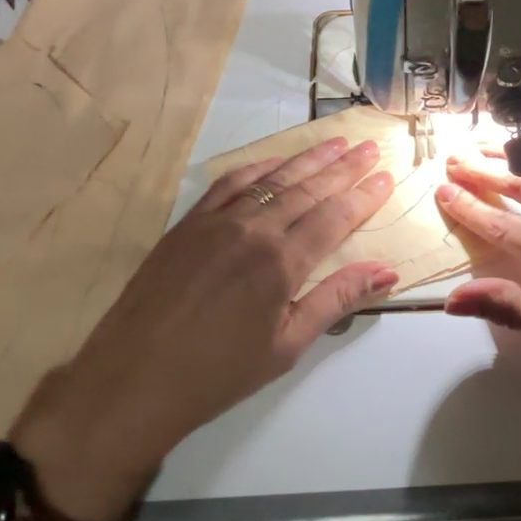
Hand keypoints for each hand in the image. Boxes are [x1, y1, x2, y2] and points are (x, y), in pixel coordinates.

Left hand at [10, 137, 396, 520]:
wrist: (133, 377)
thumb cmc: (218, 373)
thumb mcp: (287, 346)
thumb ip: (336, 300)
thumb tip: (386, 271)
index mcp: (282, 263)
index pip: (335, 218)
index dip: (363, 196)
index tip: (386, 177)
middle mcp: (254, 229)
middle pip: (309, 189)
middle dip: (344, 168)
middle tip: (370, 148)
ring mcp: (218, 221)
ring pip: (273, 179)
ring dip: (307, 159)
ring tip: (336, 143)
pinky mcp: (189, 222)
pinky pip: (229, 183)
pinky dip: (258, 168)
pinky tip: (275, 161)